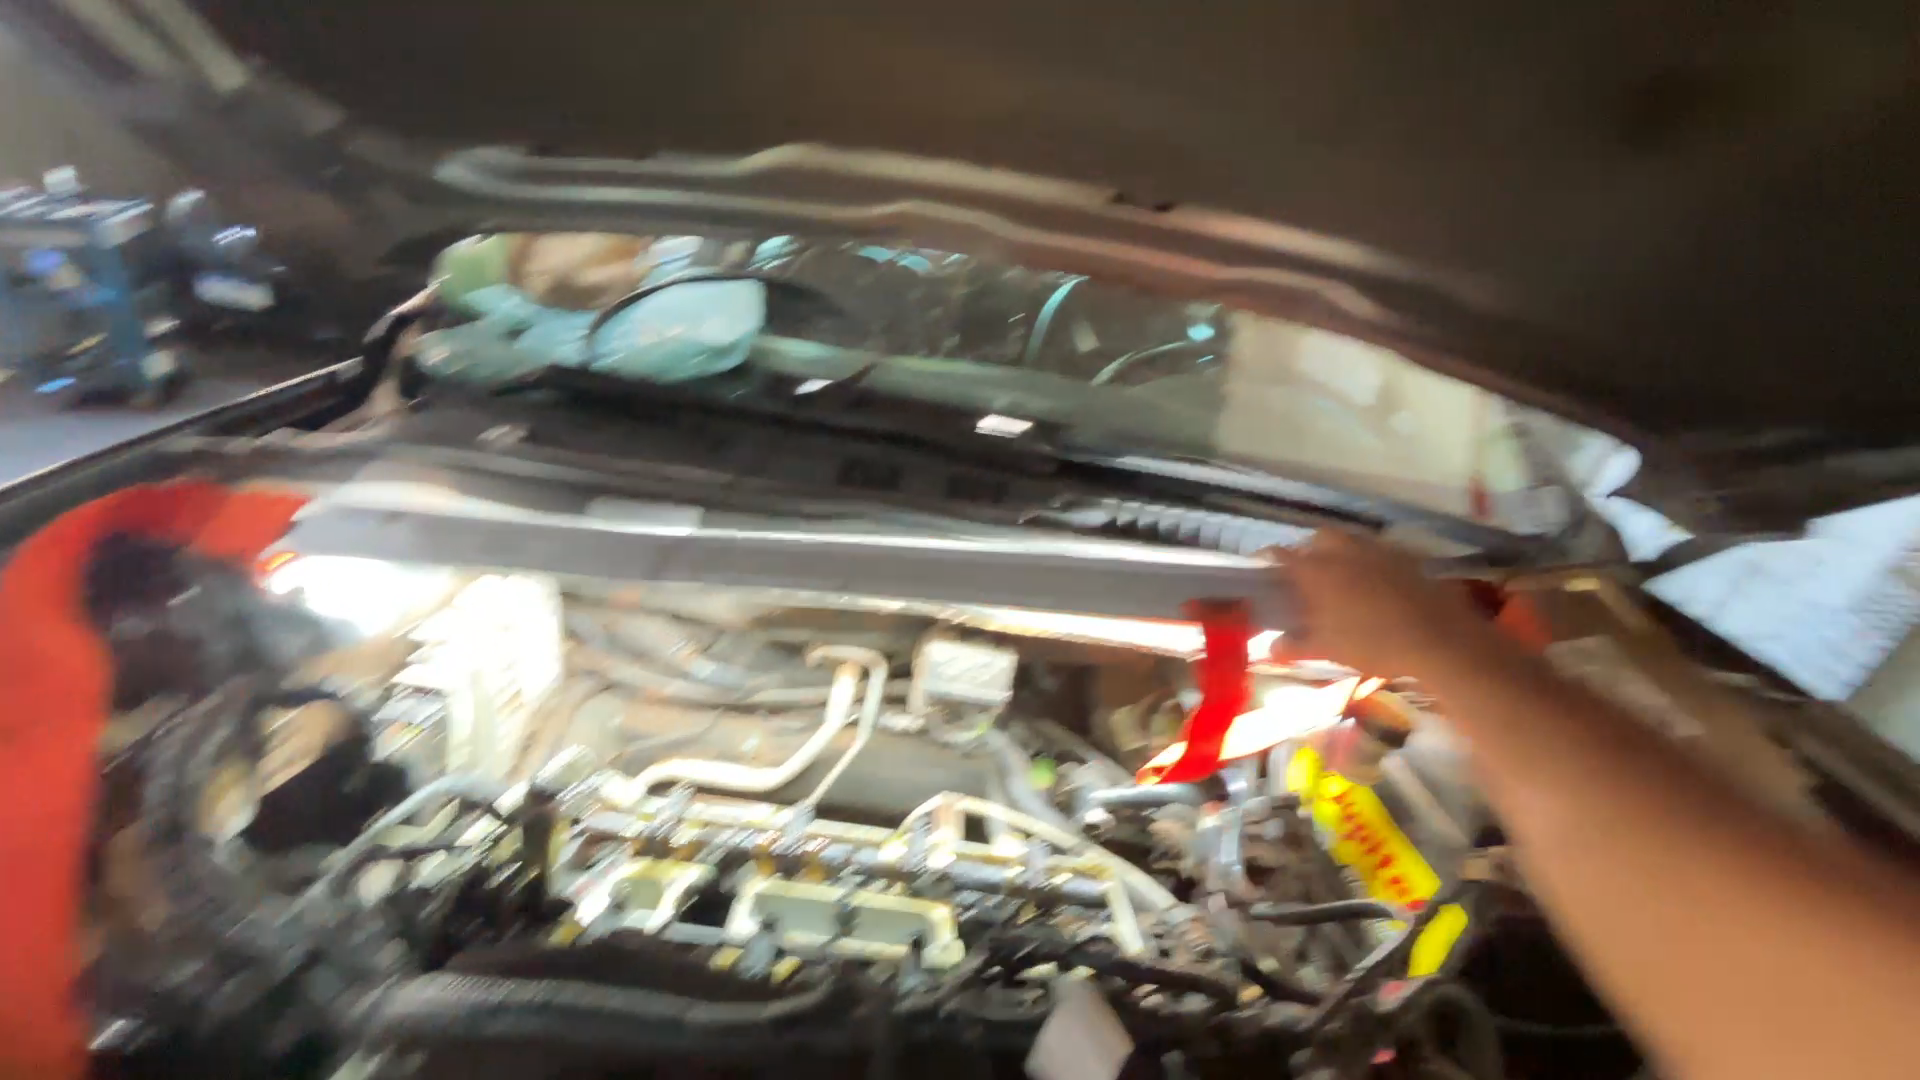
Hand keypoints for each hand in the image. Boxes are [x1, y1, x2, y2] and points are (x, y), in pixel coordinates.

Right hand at [1264, 530, 1495, 677]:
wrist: (1441, 641)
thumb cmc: (1374, 644)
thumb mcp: (1328, 650)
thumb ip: (1295, 645)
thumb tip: (1270, 648)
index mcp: (1318, 571)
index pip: (1282, 555)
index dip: (1269, 558)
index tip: (1262, 565)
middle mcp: (1345, 552)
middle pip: (1319, 538)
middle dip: (1309, 549)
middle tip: (1306, 572)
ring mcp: (1379, 552)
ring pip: (1351, 540)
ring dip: (1340, 551)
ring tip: (1341, 574)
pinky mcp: (1409, 559)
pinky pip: (1381, 551)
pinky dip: (1371, 560)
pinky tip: (1376, 581)